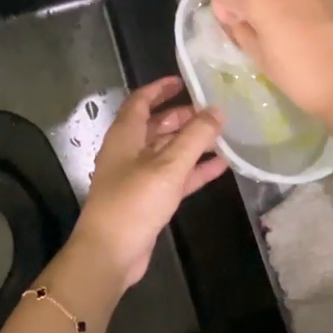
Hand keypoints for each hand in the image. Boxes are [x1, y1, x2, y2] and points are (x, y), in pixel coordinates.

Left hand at [72, 77, 227, 287]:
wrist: (110, 252)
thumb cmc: (134, 201)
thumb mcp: (168, 165)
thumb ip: (194, 137)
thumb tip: (216, 110)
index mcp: (125, 135)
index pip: (141, 101)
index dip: (160, 88)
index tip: (184, 80)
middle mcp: (129, 151)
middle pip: (156, 125)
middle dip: (182, 116)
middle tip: (212, 111)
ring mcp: (137, 176)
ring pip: (167, 151)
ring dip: (191, 143)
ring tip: (222, 135)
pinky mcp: (148, 199)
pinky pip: (174, 177)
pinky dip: (194, 170)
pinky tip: (220, 166)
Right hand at [208, 0, 332, 118]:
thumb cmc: (300, 76)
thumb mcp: (259, 58)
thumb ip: (240, 31)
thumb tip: (238, 20)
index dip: (223, 12)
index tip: (236, 31)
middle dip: (252, 6)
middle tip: (265, 35)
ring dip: (278, 4)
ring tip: (293, 33)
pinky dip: (300, 5)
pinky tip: (313, 30)